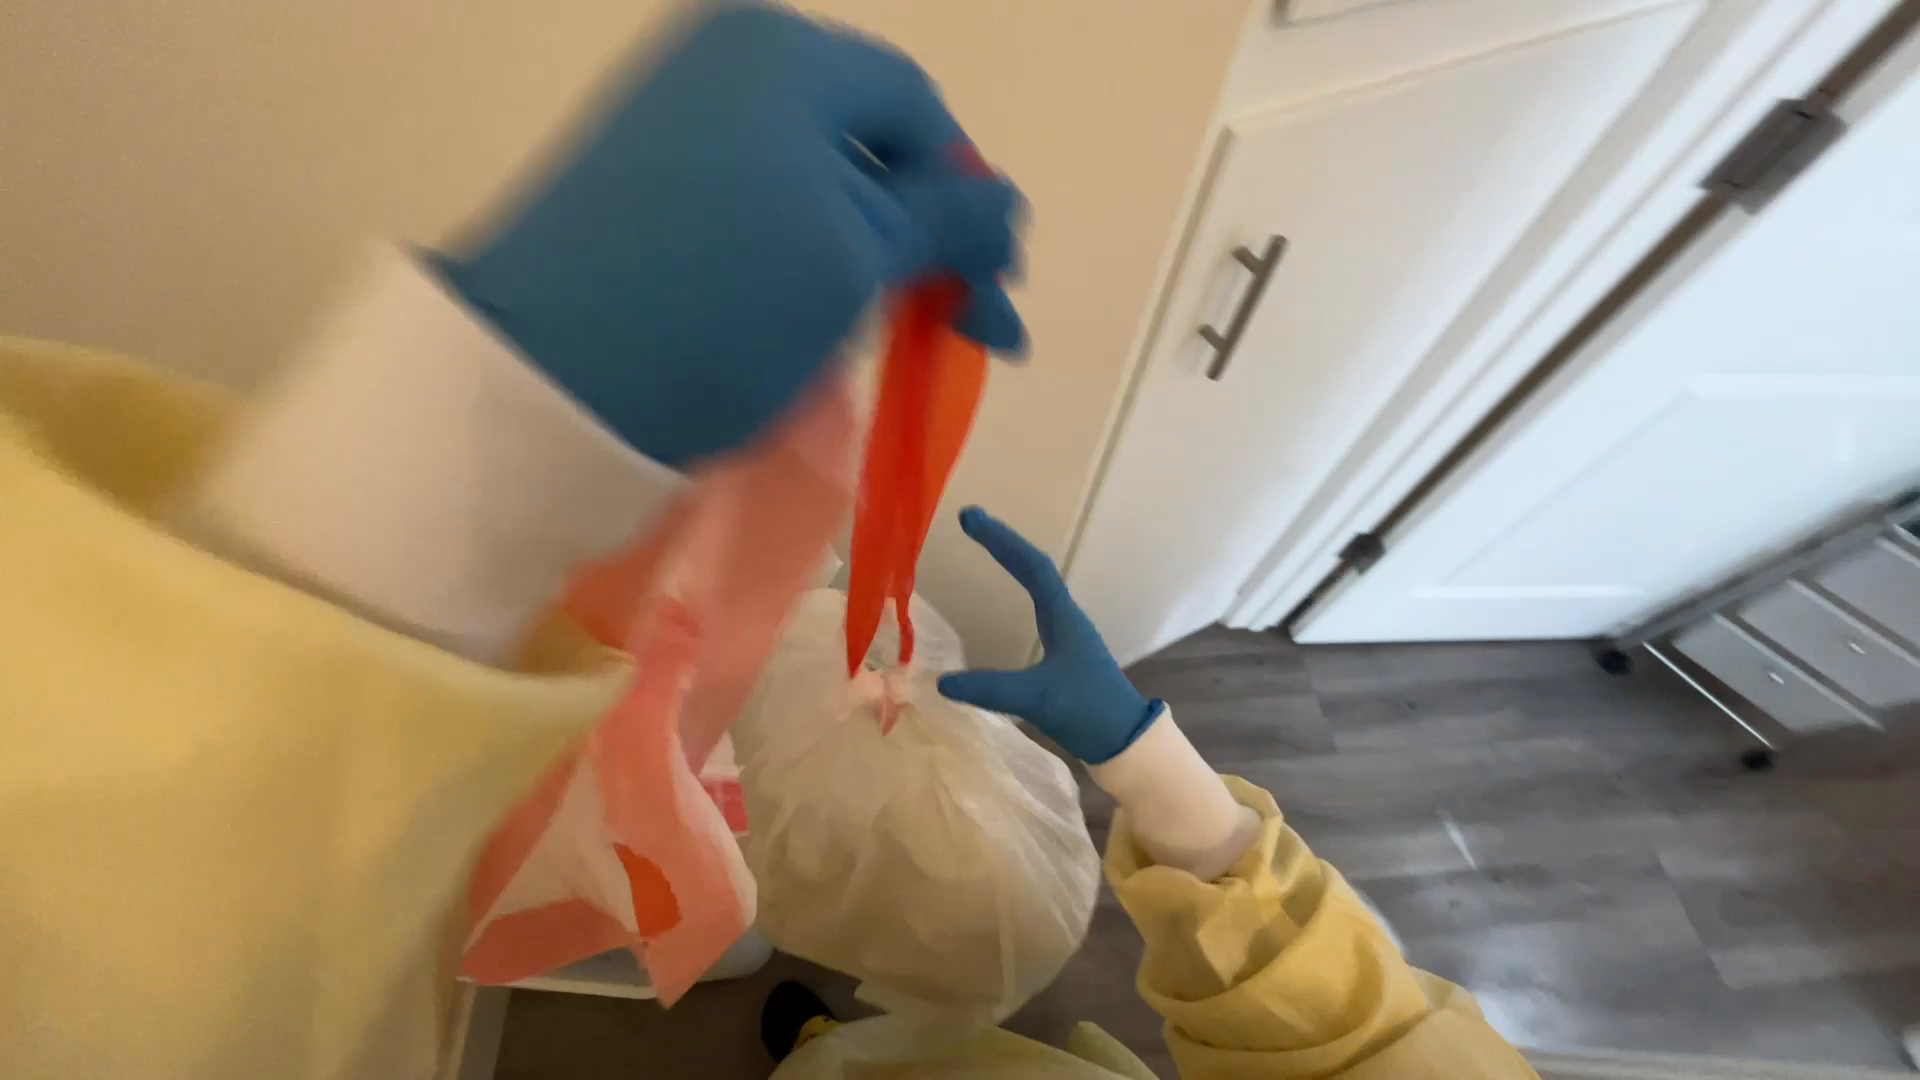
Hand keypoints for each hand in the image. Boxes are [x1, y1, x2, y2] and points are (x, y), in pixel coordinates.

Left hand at [439, 3, 1024, 466]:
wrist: (556, 382)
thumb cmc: (726, 304)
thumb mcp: (857, 258)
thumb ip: (946, 221)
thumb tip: (1012, 202)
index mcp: (783, 59)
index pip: (915, 109)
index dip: (967, 191)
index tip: (993, 279)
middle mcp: (731, 74)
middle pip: (872, 153)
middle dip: (935, 241)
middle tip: (975, 325)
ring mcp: (687, 137)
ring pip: (826, 196)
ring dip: (886, 265)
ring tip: (916, 334)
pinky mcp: (662, 201)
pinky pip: (774, 224)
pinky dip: (824, 271)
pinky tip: (843, 320)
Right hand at [937, 507, 1160, 763]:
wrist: (1126, 741)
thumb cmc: (1088, 712)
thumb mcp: (1037, 700)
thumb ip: (991, 690)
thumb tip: (941, 681)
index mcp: (1063, 617)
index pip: (1030, 566)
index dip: (1001, 540)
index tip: (970, 518)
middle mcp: (1065, 616)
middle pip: (1032, 567)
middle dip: (1002, 542)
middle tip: (969, 520)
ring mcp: (1065, 633)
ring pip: (1037, 583)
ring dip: (1011, 560)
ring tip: (985, 543)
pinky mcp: (1062, 652)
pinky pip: (1036, 604)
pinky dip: (1017, 587)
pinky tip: (1009, 595)